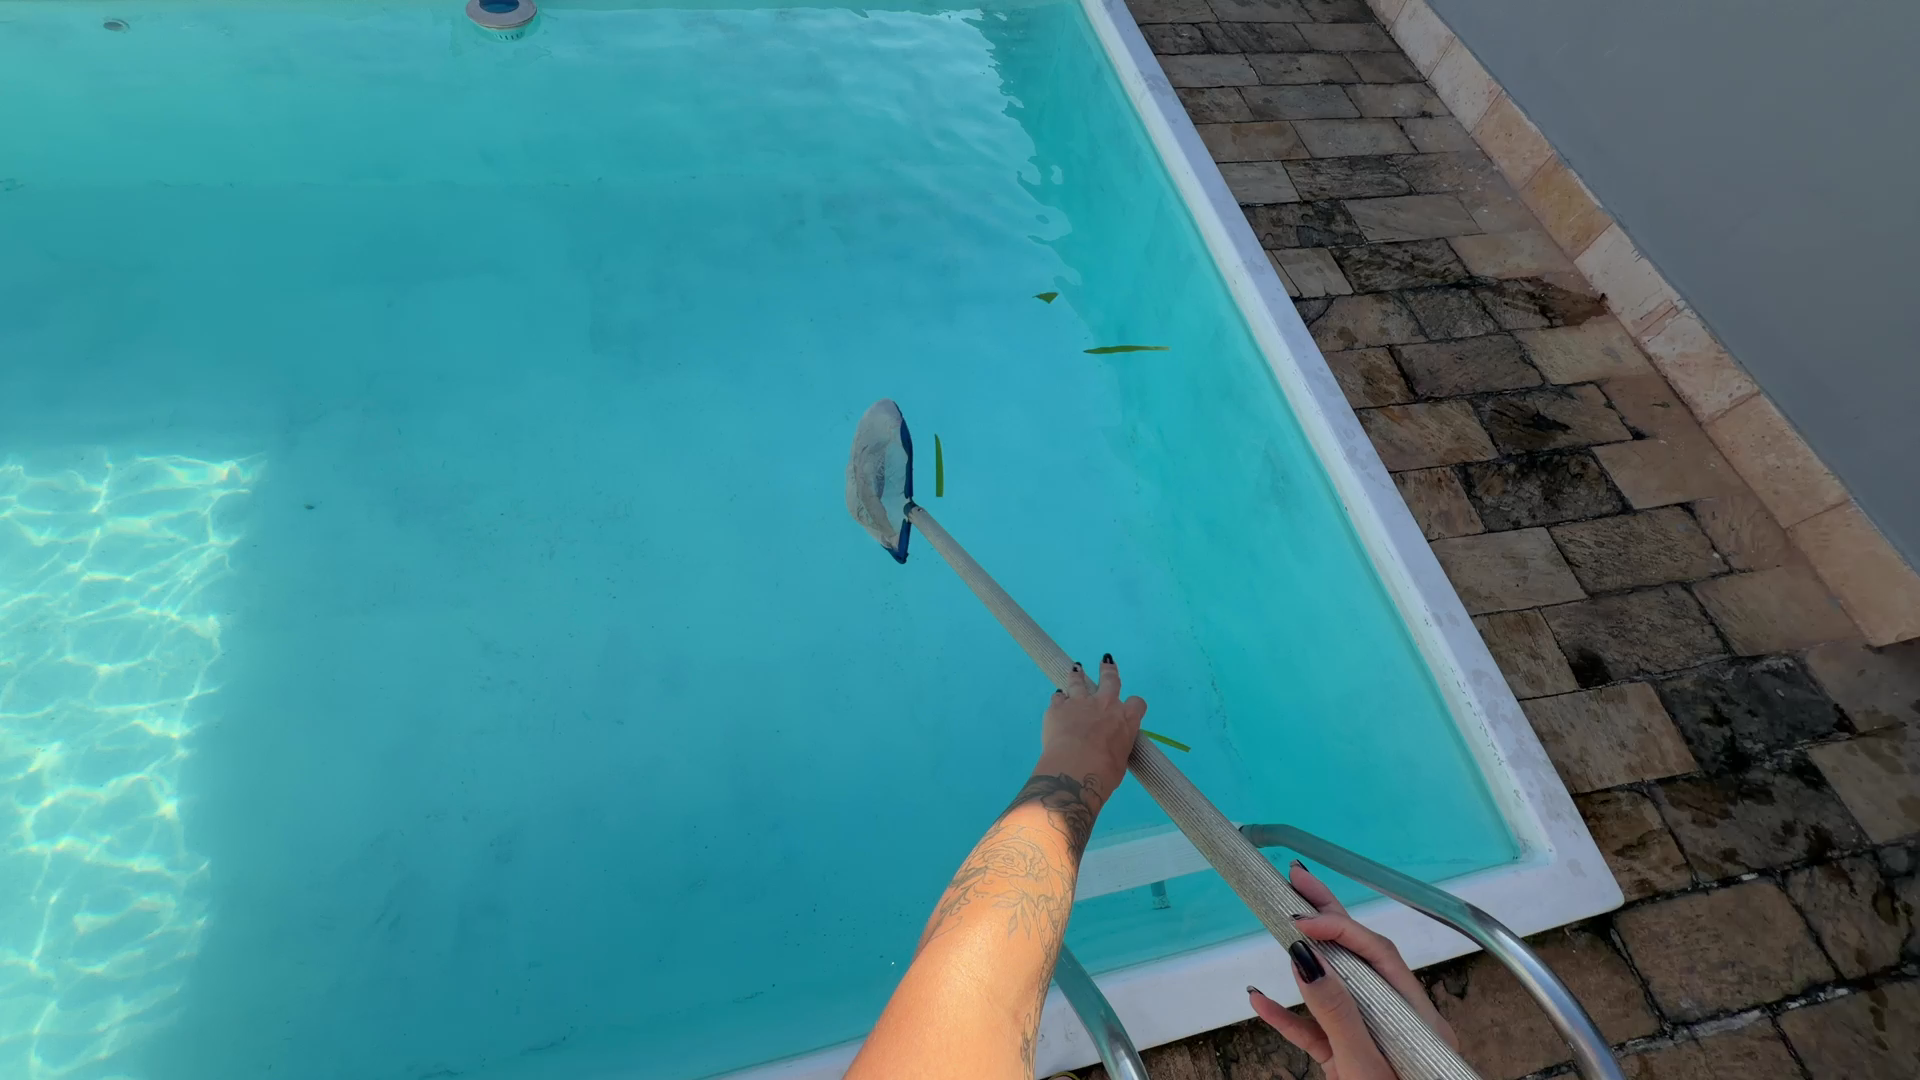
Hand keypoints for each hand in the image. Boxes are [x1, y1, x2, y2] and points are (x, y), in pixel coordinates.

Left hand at [1034, 655, 1145, 807]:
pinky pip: (1057, 697)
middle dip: (1108, 670)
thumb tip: (1111, 748)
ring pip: (1079, 681)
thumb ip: (1116, 747)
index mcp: (1125, 719)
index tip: (1131, 707)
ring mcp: (1080, 702)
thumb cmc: (1104, 772)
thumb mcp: (1120, 761)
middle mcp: (1105, 704)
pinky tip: (1057, 700)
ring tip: (1076, 669)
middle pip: (1110, 679)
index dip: (1134, 705)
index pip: (1137, 703)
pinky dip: (1058, 699)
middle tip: (1106, 661)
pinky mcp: (1058, 707)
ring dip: (1078, 675)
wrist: (1075, 768)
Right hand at [1246, 863, 1458, 1079]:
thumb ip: (1337, 1015)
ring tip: (1276, 919)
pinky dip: (1286, 1015)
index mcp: (1417, 1025)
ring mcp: (1372, 1046)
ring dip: (1301, 959)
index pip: (1376, 955)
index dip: (1337, 928)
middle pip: (1358, 958)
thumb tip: (1305, 955)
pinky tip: (1258, 998)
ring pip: (1334, 989)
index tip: (1297, 919)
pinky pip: (1315, 1031)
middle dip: (1325, 917)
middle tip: (1294, 877)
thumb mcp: (1366, 1073)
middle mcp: (1396, 1027)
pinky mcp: (1350, 1067)